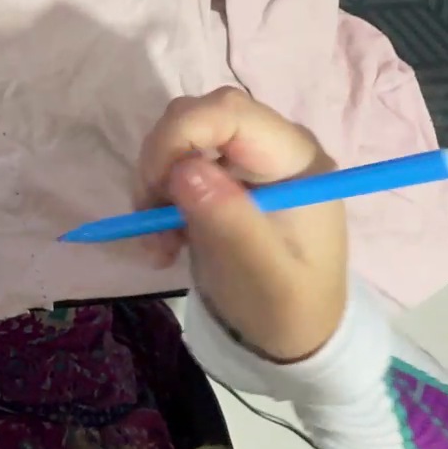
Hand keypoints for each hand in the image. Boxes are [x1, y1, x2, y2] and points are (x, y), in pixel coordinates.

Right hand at [138, 87, 346, 362]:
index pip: (228, 111)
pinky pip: (171, 162)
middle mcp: (270, 145)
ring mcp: (243, 156)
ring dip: (153, 186)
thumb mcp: (263, 277)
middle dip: (160, 163)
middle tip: (152, 218)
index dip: (180, 135)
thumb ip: (231, 223)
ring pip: (174, 137)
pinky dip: (155, 197)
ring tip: (160, 244)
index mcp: (295, 158)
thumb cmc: (287, 308)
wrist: (292, 337)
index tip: (156, 187)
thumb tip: (183, 169)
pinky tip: (164, 241)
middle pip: (195, 116)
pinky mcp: (220, 173)